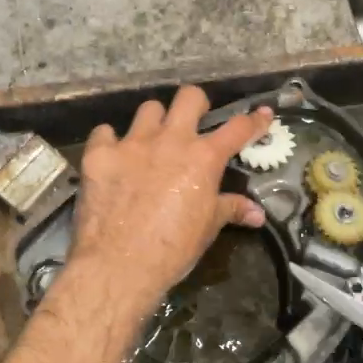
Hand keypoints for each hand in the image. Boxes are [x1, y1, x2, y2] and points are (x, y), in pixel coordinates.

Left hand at [68, 86, 273, 308]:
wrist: (119, 264)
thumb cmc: (174, 249)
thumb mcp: (208, 228)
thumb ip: (231, 209)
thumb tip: (257, 213)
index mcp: (203, 158)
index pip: (237, 129)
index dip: (254, 120)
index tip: (263, 114)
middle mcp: (170, 140)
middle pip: (189, 97)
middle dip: (197, 103)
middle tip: (195, 119)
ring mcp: (132, 144)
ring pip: (148, 109)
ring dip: (154, 122)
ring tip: (152, 139)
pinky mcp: (100, 154)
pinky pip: (104, 133)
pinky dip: (110, 141)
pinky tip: (113, 156)